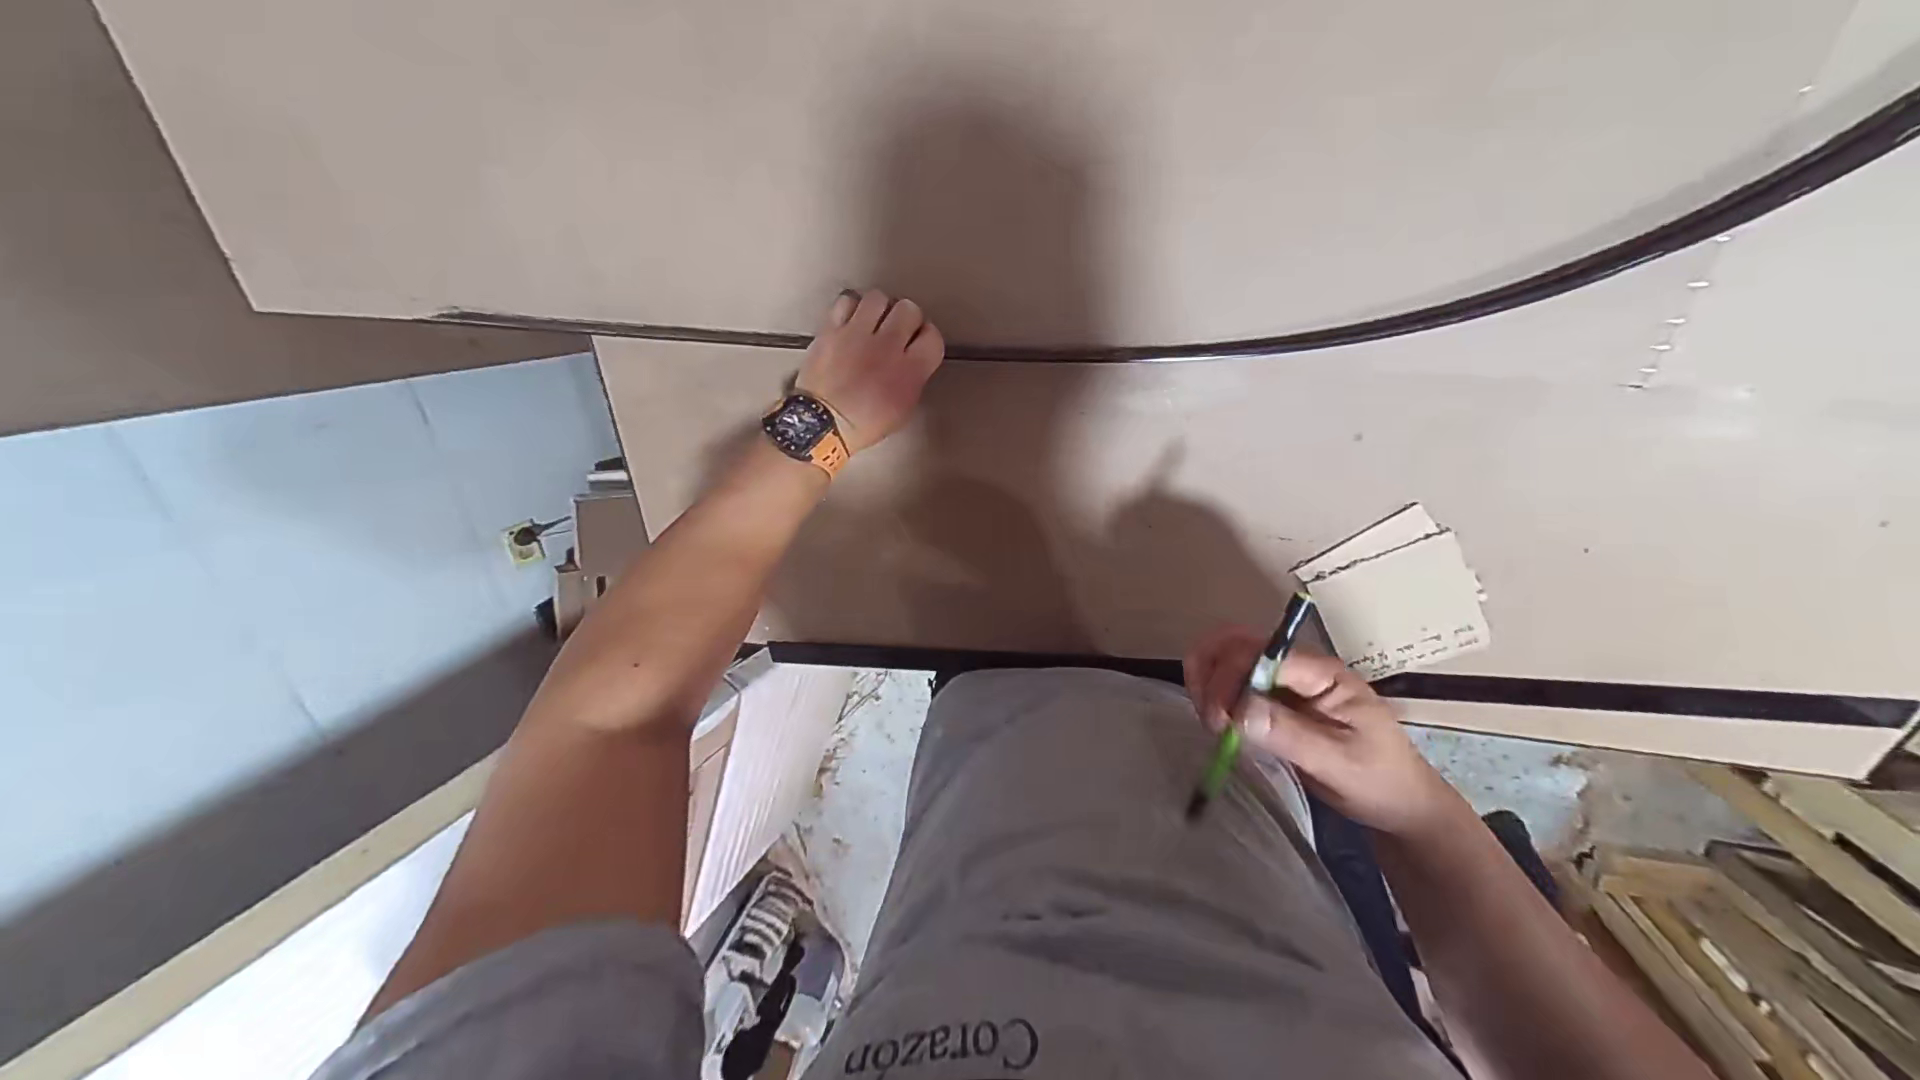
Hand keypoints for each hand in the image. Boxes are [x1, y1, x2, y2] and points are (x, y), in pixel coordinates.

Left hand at [795, 289, 945, 453]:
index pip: (932, 336)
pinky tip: (851, 320)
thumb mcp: (903, 409)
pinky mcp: (832, 329)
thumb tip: (913, 361)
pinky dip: (851, 306)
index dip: (926, 337)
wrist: (822, 425)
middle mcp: (887, 346)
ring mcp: (857, 334)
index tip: (919, 343)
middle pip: (909, 309)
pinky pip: (847, 300)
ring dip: (879, 308)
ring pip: (878, 298)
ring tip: (873, 321)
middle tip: (897, 330)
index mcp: (910, 370)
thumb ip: (914, 379)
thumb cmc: (864, 424)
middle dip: (906, 318)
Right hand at [1182, 624, 1463, 838]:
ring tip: (1209, 720)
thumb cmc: (1378, 780)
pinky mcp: (1271, 696)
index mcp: (1321, 673)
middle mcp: (1297, 666)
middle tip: (1207, 716)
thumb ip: (1289, 734)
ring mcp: (1283, 679)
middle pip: (1236, 642)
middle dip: (1210, 672)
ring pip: (1227, 655)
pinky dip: (1211, 692)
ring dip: (1206, 679)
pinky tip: (1217, 721)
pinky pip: (1230, 679)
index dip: (1230, 678)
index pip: (1261, 653)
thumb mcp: (1339, 763)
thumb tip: (1238, 711)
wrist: (1399, 801)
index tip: (1219, 721)